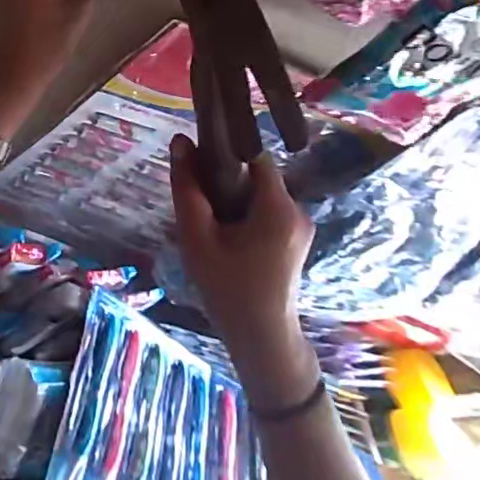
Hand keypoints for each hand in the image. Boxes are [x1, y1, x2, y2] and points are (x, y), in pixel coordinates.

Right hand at [168, 136, 320, 405]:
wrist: (261, 339)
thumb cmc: (227, 287)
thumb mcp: (196, 235)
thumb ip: (187, 187)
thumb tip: (180, 141)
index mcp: (278, 207)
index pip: (254, 154)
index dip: (224, 148)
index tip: (196, 155)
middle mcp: (297, 210)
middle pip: (255, 173)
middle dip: (223, 176)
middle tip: (194, 192)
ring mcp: (299, 226)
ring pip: (258, 191)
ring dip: (230, 194)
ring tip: (205, 215)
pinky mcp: (294, 238)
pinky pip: (264, 208)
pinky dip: (241, 210)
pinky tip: (221, 230)